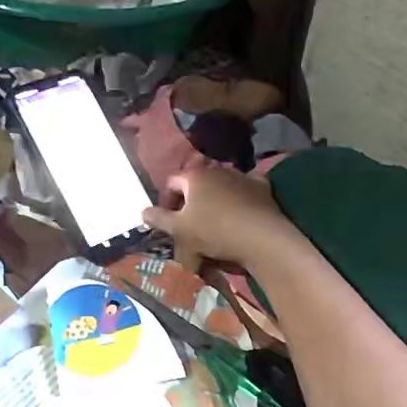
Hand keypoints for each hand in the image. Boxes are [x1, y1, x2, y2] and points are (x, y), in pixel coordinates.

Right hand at [142, 166, 305, 270]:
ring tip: (214, 225)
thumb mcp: (179, 230)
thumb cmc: (213, 231)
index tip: (166, 222)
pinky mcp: (262, 188)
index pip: (171, 183)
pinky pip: (245, 191)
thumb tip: (143, 211)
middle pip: (196, 185)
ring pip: (220, 187)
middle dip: (190, 204)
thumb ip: (159, 219)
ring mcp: (242, 176)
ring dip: (214, 202)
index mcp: (194, 175)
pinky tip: (240, 214)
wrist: (261, 238)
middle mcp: (217, 169)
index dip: (165, 203)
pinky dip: (240, 200)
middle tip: (189, 227)